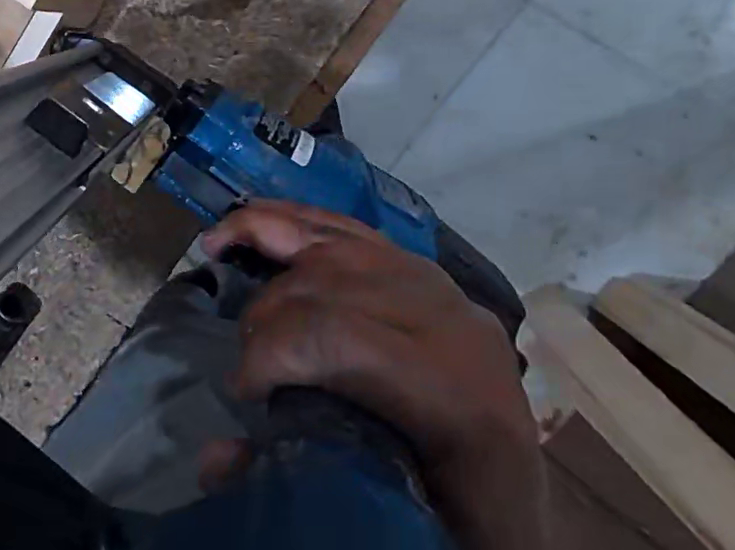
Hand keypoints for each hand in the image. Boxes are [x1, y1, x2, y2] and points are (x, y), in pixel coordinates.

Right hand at [200, 201, 548, 549]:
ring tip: (217, 243)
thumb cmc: (469, 518)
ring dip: (272, 235)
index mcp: (456, 393)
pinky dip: (302, 219)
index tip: (241, 389)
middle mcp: (450, 321)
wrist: (518, 486)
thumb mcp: (402, 525)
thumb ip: (310, 487)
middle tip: (241, 354)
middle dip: (270, 310)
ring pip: (341, 241)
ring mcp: (437, 284)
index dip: (278, 351)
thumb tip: (216, 457)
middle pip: (335, 284)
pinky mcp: (423, 269)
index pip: (345, 339)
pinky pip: (353, 230)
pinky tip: (263, 216)